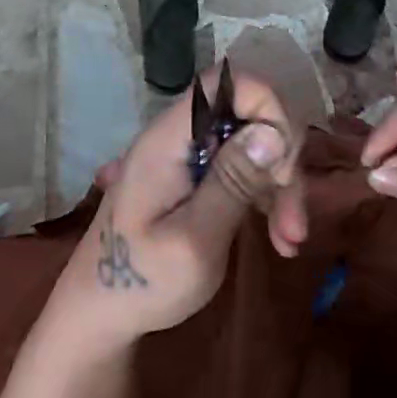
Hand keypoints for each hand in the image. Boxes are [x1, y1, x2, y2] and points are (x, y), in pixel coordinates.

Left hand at [42, 67, 308, 356]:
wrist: (101, 313)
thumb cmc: (142, 282)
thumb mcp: (195, 240)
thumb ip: (232, 183)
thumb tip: (271, 131)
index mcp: (167, 140)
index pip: (223, 83)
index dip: (265, 106)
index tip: (285, 163)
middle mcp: (178, 139)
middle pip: (245, 117)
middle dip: (281, 161)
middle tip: (295, 221)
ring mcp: (187, 159)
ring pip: (250, 146)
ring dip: (279, 187)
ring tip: (290, 241)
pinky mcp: (196, 181)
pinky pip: (241, 171)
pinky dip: (265, 199)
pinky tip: (280, 240)